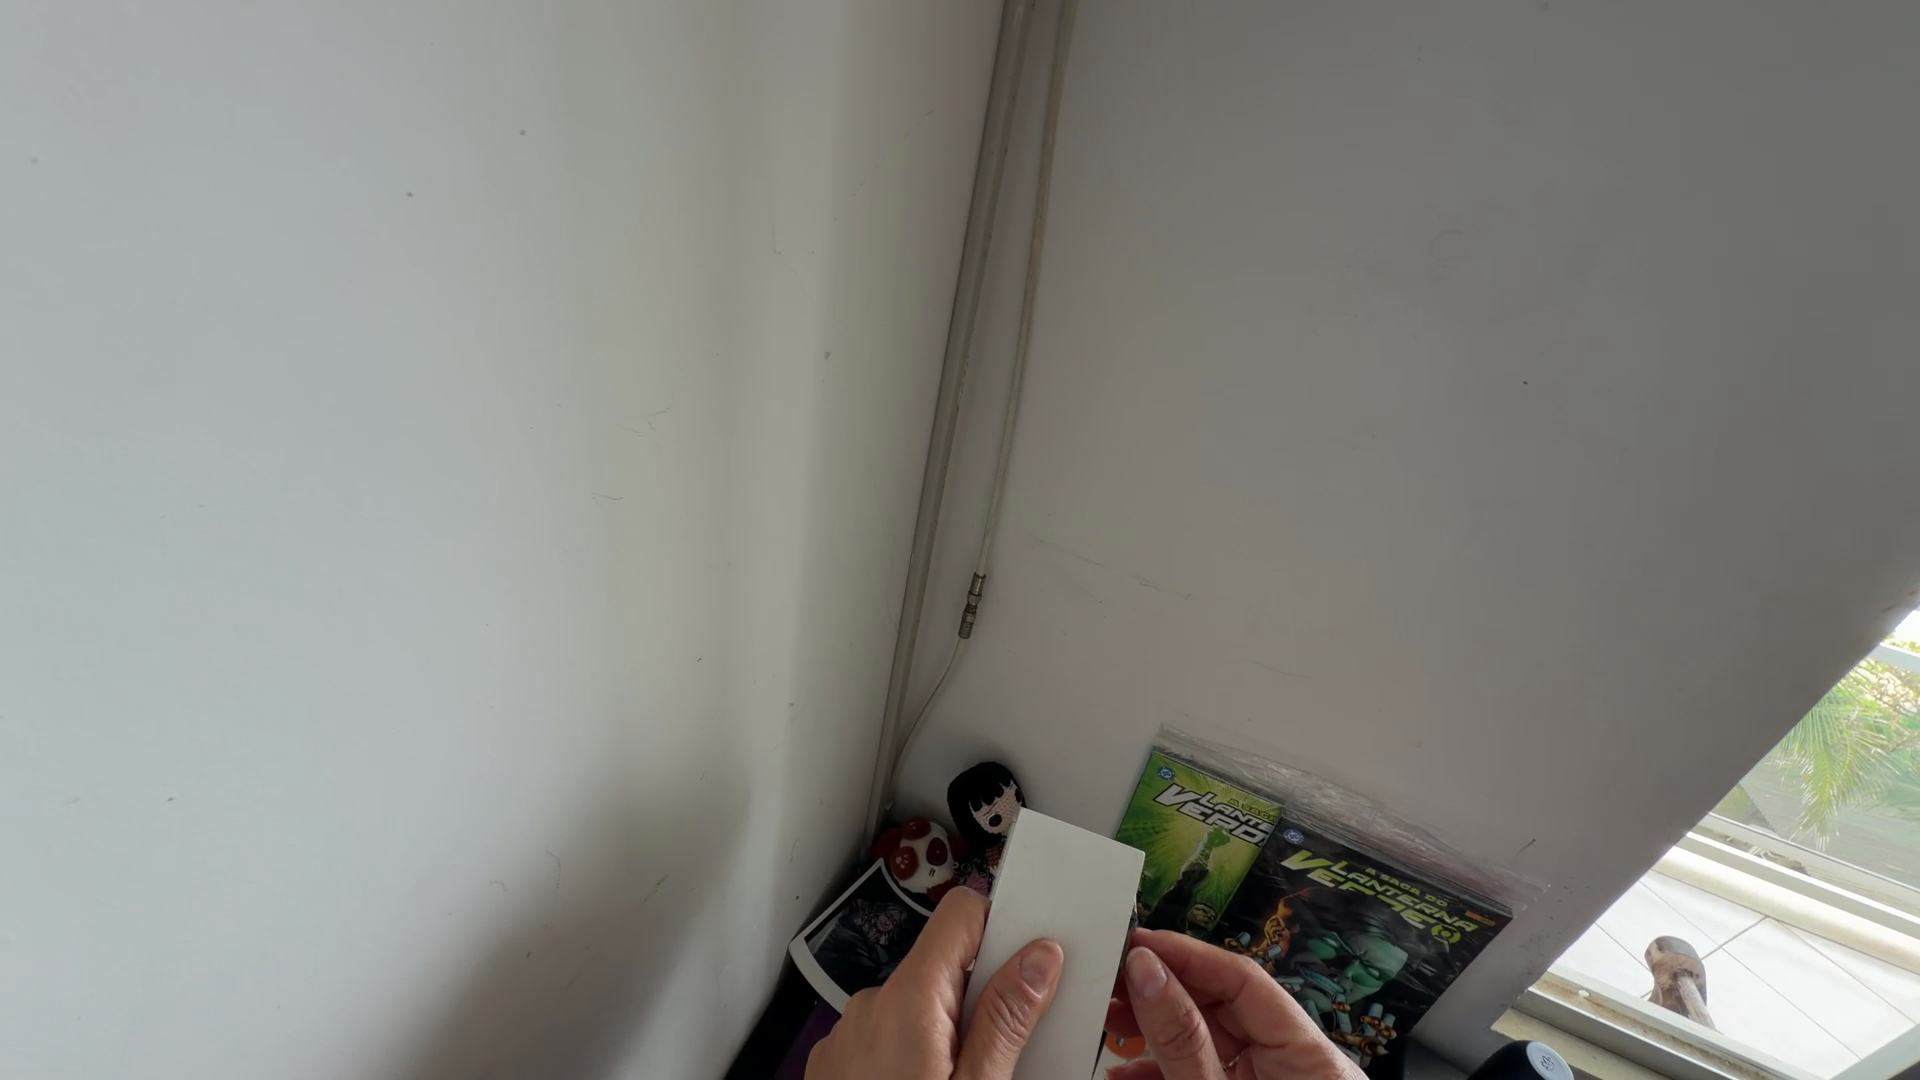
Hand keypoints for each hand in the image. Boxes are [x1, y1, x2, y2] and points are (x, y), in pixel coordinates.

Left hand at [806, 887, 1064, 1079]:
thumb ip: (1007, 1021)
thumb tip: (1040, 955)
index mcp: (908, 999)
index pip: (961, 914)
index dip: (1000, 926)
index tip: (1032, 958)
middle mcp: (870, 1005)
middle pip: (942, 965)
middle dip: (982, 995)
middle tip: (1010, 1051)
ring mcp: (847, 1036)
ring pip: (917, 1006)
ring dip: (947, 1031)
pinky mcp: (835, 1066)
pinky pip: (887, 1036)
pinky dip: (913, 1054)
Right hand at [1105, 929, 1365, 1079]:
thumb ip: (1182, 1037)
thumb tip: (1145, 966)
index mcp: (1314, 1061)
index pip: (1244, 977)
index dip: (1186, 952)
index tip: (1136, 942)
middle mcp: (1295, 1068)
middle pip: (1220, 1004)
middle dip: (1159, 991)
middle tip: (1111, 979)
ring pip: (1204, 1039)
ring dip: (1151, 1029)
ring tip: (1107, 1021)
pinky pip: (1200, 1072)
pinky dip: (1160, 1067)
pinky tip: (1123, 1070)